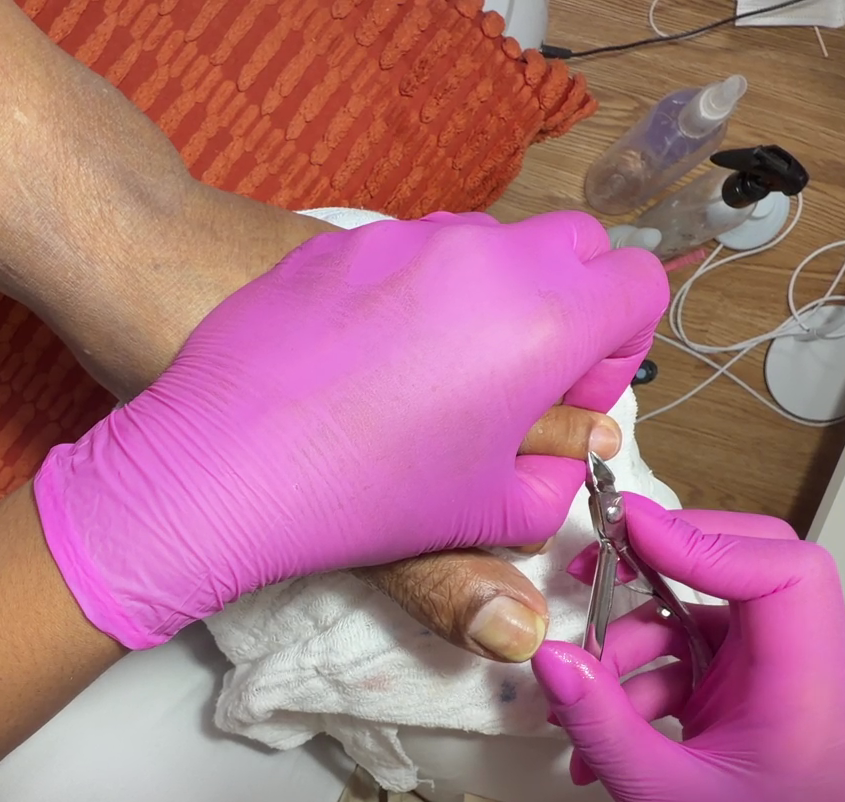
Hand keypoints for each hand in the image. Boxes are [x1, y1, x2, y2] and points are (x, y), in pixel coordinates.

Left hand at [35, 211, 665, 648]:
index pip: (638, 289)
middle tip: (513, 388)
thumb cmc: (345, 494)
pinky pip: (408, 254)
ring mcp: (404, 238)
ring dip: (488, 301)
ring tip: (429, 380)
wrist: (206, 453)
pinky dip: (415, 294)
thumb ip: (536, 508)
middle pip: (572, 251)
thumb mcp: (460, 520)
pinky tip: (361, 360)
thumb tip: (563, 490)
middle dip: (566, 312)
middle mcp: (482, 256)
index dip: (617, 351)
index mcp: (538, 317)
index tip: (567, 403)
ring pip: (486, 247)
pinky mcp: (338, 244)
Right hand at [531, 496, 844, 801]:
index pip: (782, 574)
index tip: (623, 526)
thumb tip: (547, 652)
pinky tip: (603, 736)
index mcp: (806, 688)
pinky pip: (686, 657)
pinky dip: (637, 682)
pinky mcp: (751, 693)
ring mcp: (777, 677)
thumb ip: (601, 722)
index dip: (702, 539)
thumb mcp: (661, 800)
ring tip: (582, 707)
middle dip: (658, 563)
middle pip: (745, 566)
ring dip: (628, 646)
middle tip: (586, 575)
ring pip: (698, 614)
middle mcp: (802, 666)